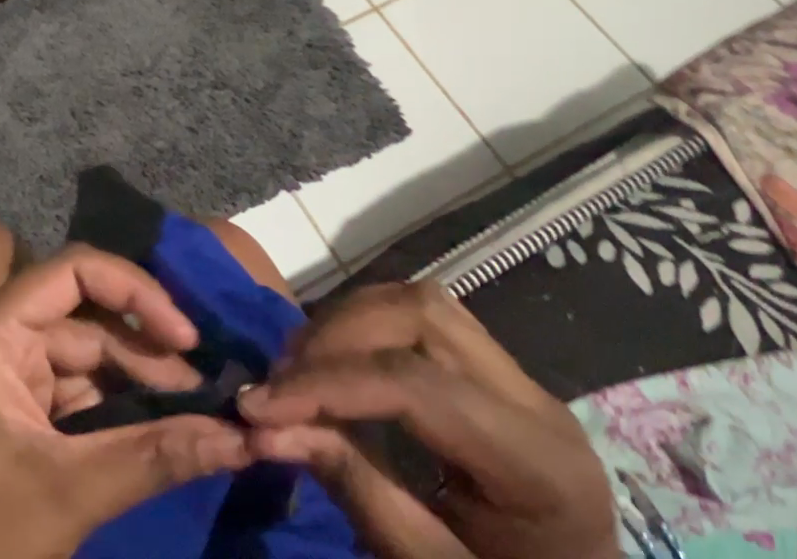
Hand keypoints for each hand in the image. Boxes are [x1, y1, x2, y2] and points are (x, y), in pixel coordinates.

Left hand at [0, 245, 254, 558]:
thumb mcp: (68, 491)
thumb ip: (155, 457)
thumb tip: (243, 440)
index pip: (73, 273)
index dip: (135, 292)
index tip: (187, 339)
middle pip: (88, 318)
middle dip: (149, 350)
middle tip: (210, 392)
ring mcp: (8, 377)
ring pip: (90, 358)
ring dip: (142, 381)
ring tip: (199, 413)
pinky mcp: (19, 414)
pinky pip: (81, 393)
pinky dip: (121, 408)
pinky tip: (164, 428)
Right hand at [237, 282, 618, 558]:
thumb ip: (358, 493)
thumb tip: (267, 430)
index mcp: (539, 464)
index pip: (417, 386)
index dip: (328, 386)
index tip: (257, 407)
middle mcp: (536, 402)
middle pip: (421, 316)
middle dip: (334, 337)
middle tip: (277, 383)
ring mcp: (520, 380)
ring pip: (421, 302)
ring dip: (347, 322)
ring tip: (297, 368)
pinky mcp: (498, 374)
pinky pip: (425, 319)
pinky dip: (367, 326)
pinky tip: (335, 362)